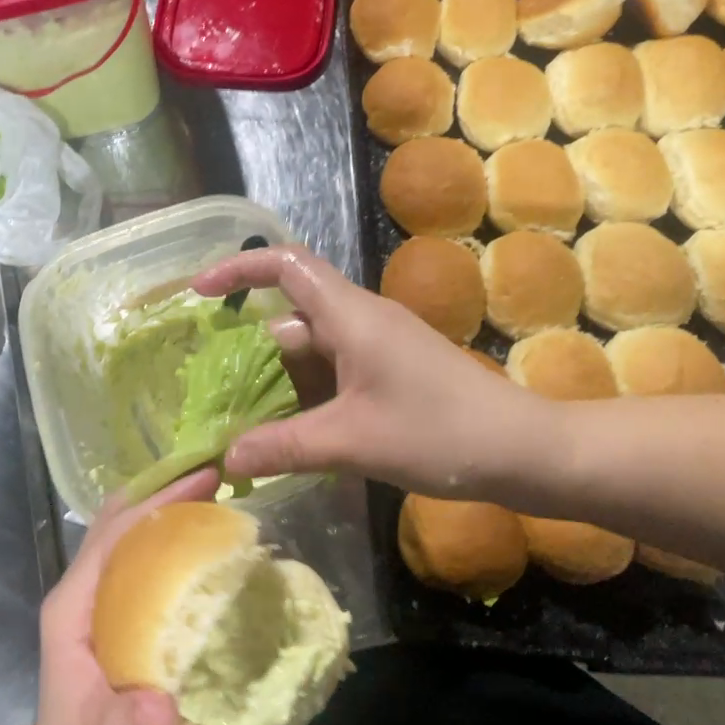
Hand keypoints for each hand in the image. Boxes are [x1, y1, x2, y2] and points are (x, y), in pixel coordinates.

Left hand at [36, 468, 221, 724]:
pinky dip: (174, 552)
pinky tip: (209, 555)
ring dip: (172, 519)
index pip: (114, 531)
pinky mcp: (116, 627)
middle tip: (222, 477)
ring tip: (223, 502)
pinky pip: (145, 573)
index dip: (159, 497)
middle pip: (123, 526)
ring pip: (134, 545)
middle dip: (167, 496)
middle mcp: (83, 596)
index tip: (208, 475)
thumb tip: (159, 705)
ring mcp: (98, 610)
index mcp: (71, 606)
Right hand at [191, 246, 555, 499]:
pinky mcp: (389, 370)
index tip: (200, 293)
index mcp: (350, 315)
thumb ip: (285, 446)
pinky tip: (289, 431)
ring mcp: (377, 345)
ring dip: (277, 377)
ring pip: (310, 348)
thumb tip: (226, 459)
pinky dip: (304, 393)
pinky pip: (332, 369)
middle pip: (290, 313)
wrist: (524, 451)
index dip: (239, 268)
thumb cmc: (439, 432)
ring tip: (238, 415)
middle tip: (210, 382)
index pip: (286, 264)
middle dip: (248, 345)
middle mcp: (360, 319)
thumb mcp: (353, 442)